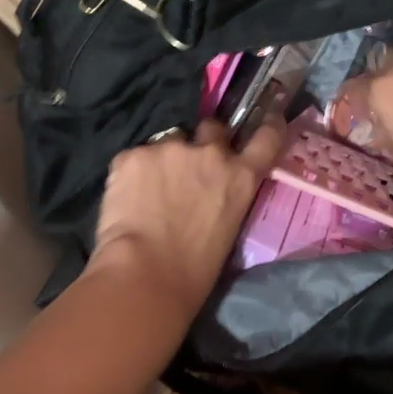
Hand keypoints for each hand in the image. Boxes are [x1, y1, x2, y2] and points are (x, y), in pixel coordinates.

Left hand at [89, 119, 281, 313]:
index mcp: (241, 177)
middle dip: (202, 142)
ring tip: (147, 192)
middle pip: (212, 128)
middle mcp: (211, 153)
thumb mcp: (228, 229)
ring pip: (168, 143)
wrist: (143, 274)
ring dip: (163, 160)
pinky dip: (131, 174)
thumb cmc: (193, 272)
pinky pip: (134, 158)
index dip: (267, 125)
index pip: (266, 137)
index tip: (267, 119)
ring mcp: (170, 149)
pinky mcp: (133, 154)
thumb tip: (211, 192)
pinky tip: (125, 199)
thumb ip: (226, 197)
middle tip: (188, 168)